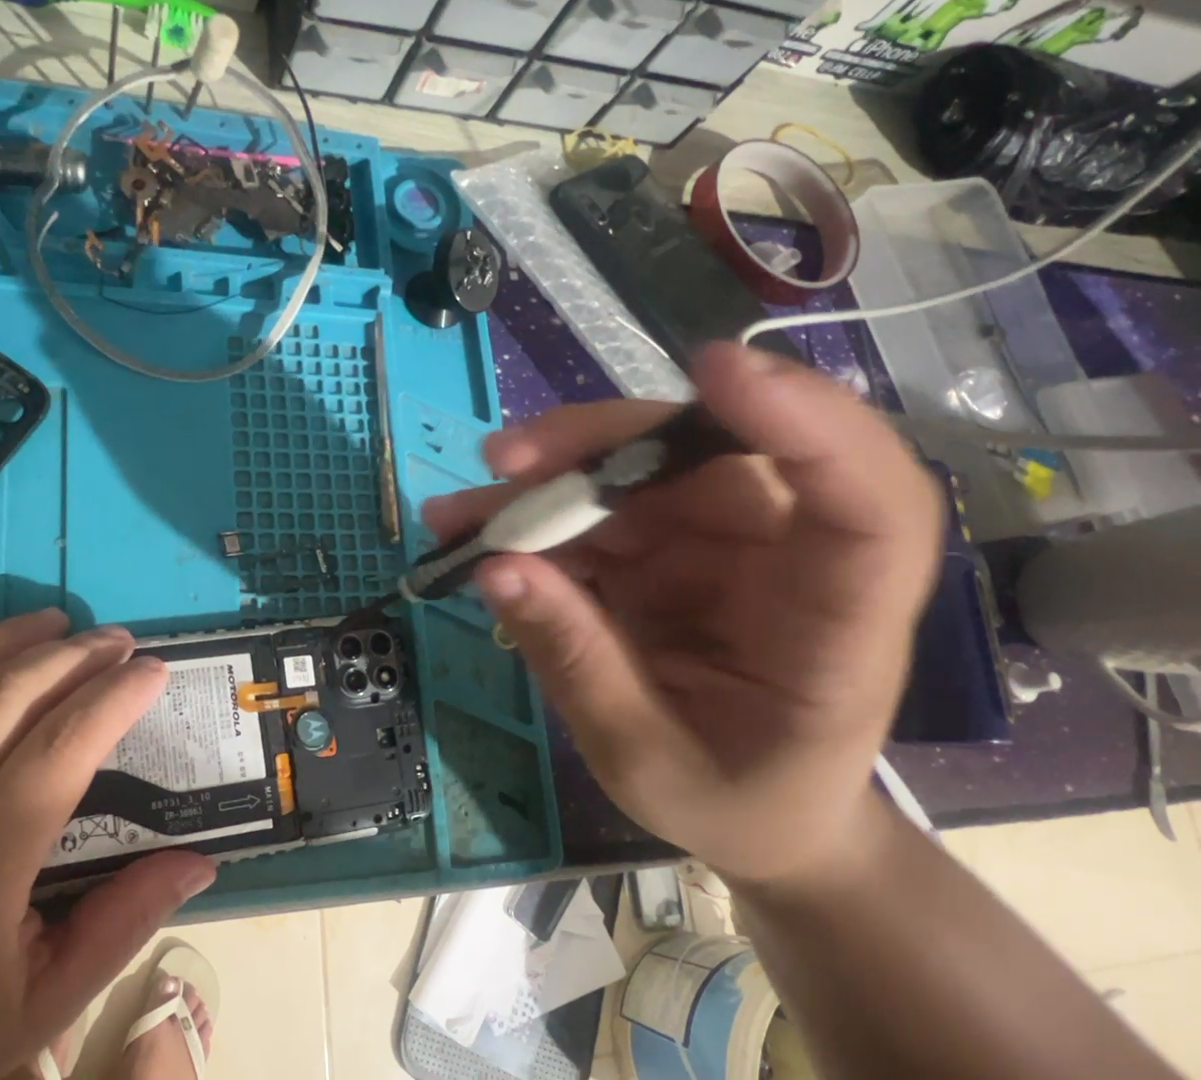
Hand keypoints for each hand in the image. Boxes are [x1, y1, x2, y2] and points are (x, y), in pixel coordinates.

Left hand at [0, 611, 216, 1079]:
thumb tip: (200, 860)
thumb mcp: (40, 1005)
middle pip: (5, 698)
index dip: (113, 699)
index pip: (62, 750)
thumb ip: (122, 923)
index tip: (152, 670)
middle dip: (72, 656)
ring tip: (53, 623)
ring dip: (4, 639)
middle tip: (114, 640)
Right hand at [422, 345, 941, 886]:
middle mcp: (790, 558)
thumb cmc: (736, 801)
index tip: (713, 370)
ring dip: (548, 479)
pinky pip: (601, 509)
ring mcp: (727, 545)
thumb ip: (578, 664)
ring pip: (643, 471)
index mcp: (837, 623)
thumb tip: (495, 568)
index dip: (804, 422)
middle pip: (715, 459)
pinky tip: (474, 531)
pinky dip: (534, 516)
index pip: (861, 502)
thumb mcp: (644, 757)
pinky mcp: (674, 548)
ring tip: (460, 513)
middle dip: (603, 445)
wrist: (760, 817)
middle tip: (502, 462)